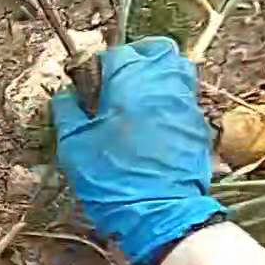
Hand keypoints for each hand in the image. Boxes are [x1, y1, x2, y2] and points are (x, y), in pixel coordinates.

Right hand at [52, 38, 224, 264]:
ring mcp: (186, 103)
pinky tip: (150, 127)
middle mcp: (164, 83)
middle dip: (134, 59)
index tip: (87, 90)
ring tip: (134, 104)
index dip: (96, 68)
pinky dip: (167, 102)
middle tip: (115, 86)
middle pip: (155, 50)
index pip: (114, 53)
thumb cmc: (112, 178)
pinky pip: (182, 99)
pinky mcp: (198, 125)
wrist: (162, 214)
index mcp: (131, 81)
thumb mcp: (74, 146)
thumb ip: (67, 113)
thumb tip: (66, 95)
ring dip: (154, 78)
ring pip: (175, 70)